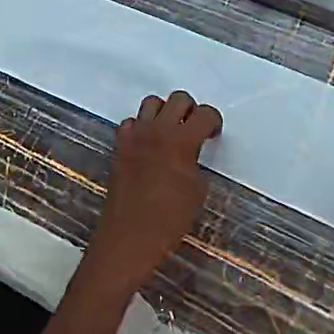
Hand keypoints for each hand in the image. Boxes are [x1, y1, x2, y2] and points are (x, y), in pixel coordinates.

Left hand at [81, 91, 222, 294]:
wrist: (130, 235)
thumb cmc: (169, 219)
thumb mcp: (197, 190)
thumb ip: (196, 162)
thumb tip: (191, 154)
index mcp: (181, 141)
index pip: (204, 113)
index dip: (213, 121)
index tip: (213, 132)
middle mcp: (156, 130)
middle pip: (178, 98)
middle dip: (190, 110)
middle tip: (194, 129)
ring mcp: (135, 135)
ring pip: (151, 103)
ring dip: (164, 112)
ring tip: (170, 132)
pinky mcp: (120, 145)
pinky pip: (132, 122)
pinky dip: (141, 126)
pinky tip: (147, 143)